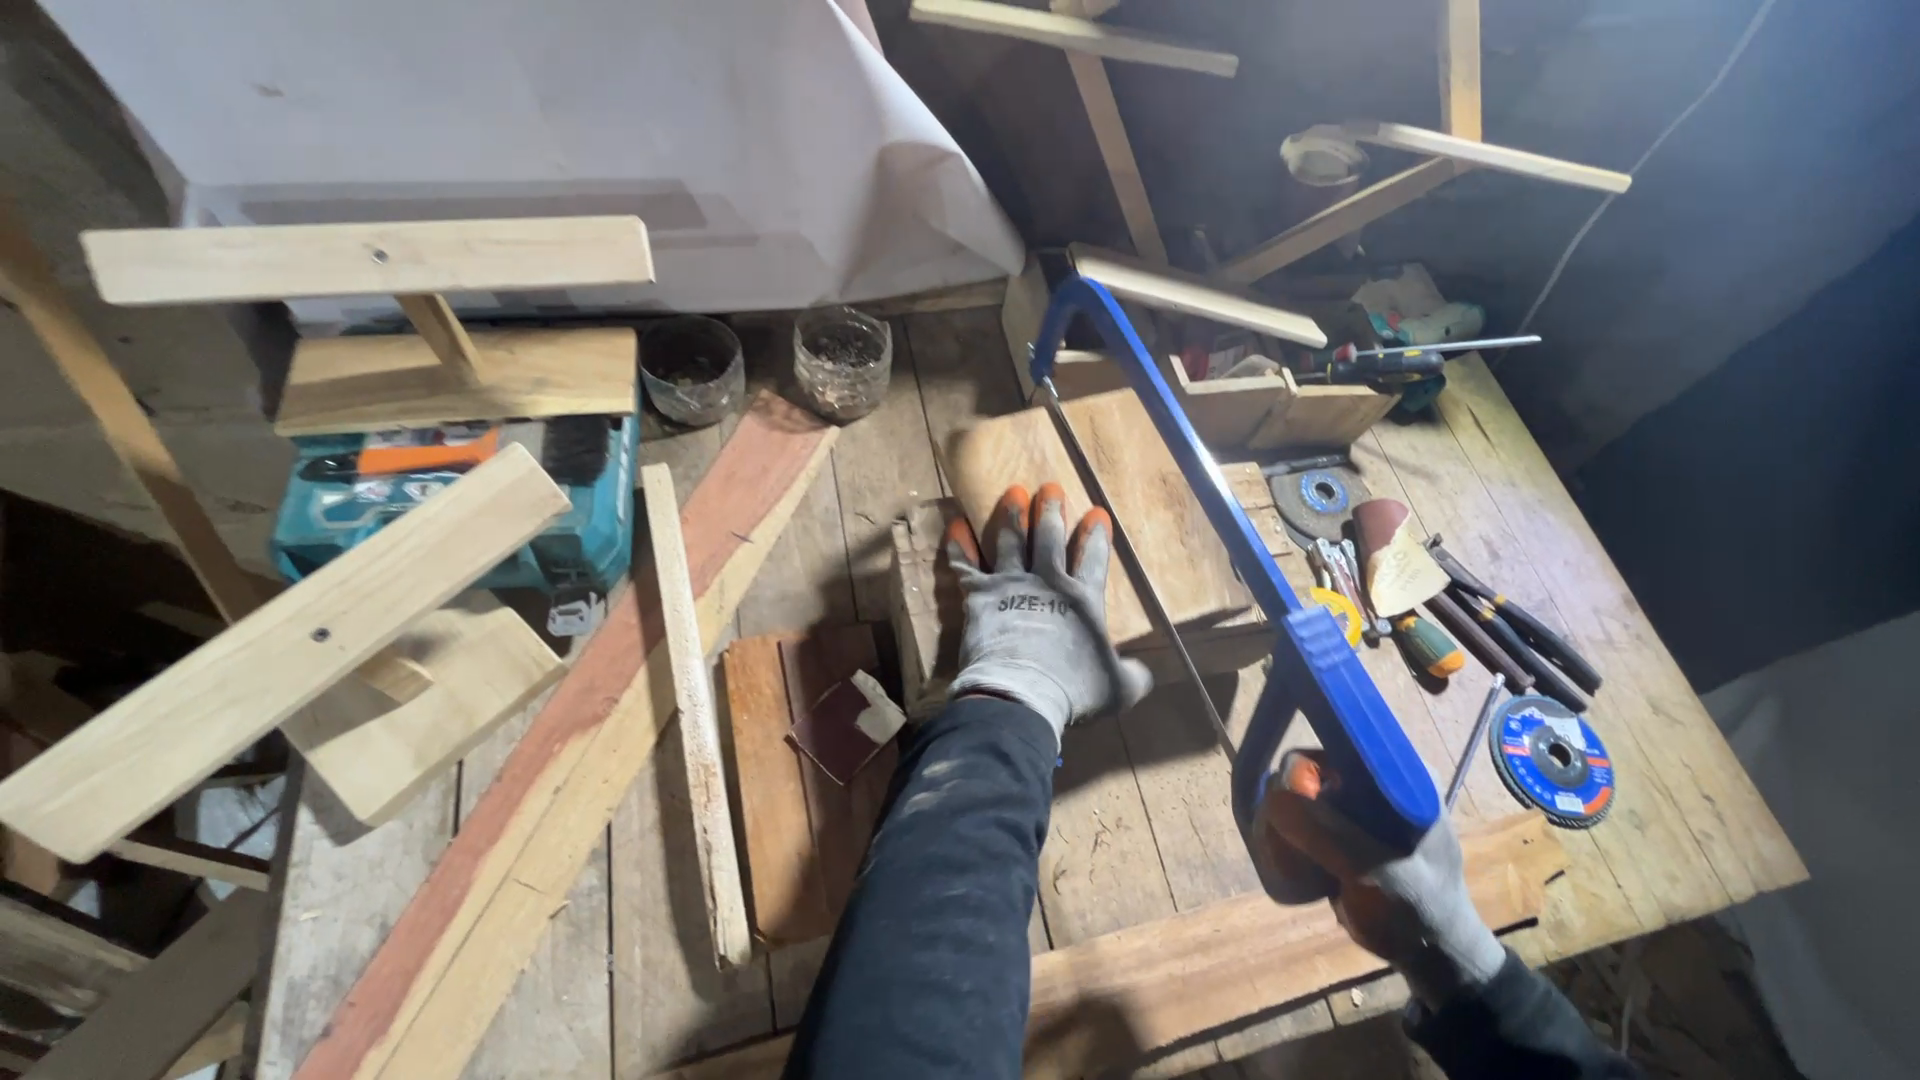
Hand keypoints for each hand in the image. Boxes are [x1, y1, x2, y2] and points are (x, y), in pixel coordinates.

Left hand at [943, 483, 1151, 747]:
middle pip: (1050, 537)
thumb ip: (1134, 677)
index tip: (1097, 514)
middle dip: (1051, 509)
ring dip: (1012, 514)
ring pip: (1011, 540)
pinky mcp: (979, 594)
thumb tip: (1144, 673)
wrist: (1021, 692)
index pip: (1094, 558)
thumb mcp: (1117, 689)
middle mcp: (1048, 581)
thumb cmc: (1072, 690)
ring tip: (1012, 492)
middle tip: (1050, 487)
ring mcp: (1011, 583)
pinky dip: (960, 545)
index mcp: (1084, 599)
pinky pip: (966, 564)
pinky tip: (957, 524)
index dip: (1097, 536)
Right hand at [1255, 750, 1505, 1007]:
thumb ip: (1334, 837)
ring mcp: (1354, 799)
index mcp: (1401, 773)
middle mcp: (1375, 776)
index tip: (1290, 800)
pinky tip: (1289, 862)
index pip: (1338, 738)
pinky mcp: (1337, 822)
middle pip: (1307, 764)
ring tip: (1288, 860)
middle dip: (1287, 802)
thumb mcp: (1383, 876)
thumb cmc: (1420, 914)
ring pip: (1294, 790)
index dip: (1308, 763)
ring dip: (1281, 823)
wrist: (1433, 958)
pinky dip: (1284, 833)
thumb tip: (1275, 799)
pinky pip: (1295, 813)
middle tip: (1286, 841)